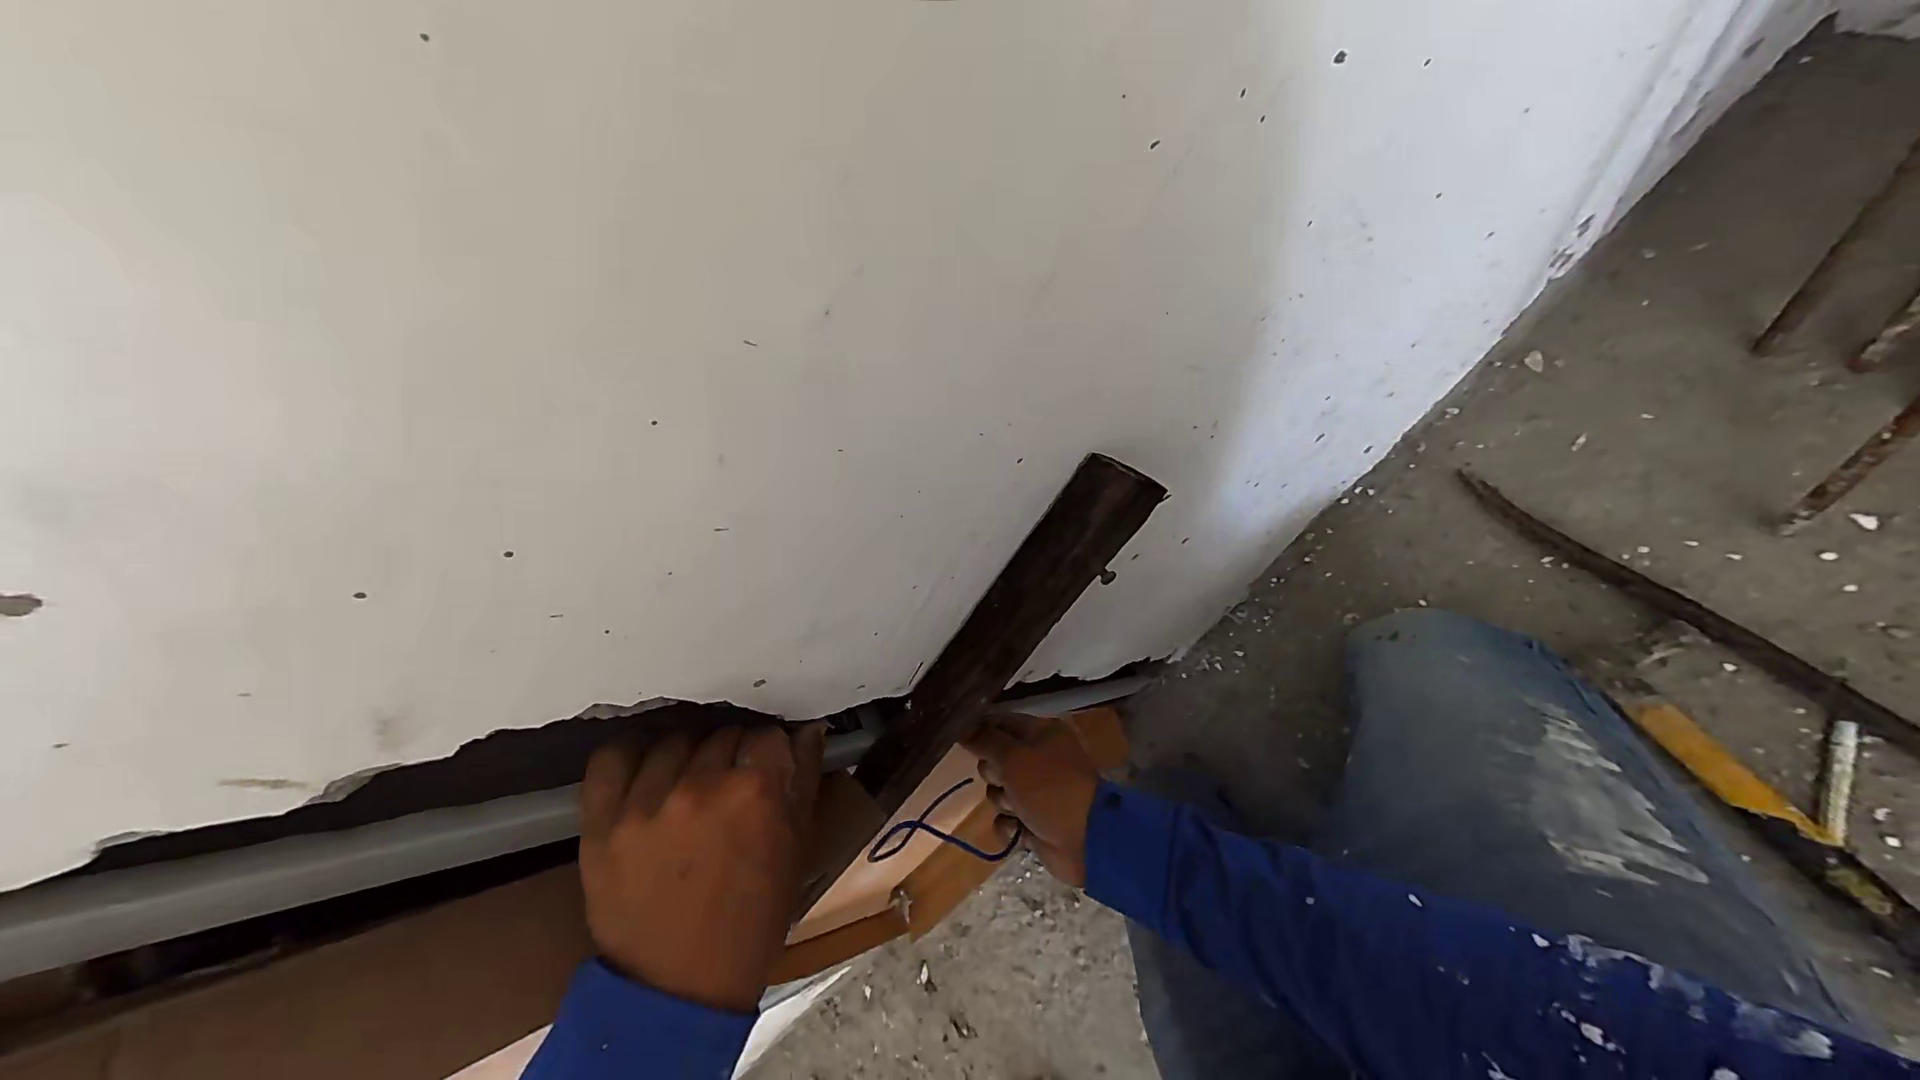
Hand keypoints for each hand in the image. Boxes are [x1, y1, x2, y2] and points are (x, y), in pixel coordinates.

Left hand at [578, 723, 823, 1011]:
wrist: (680, 986)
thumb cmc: (751, 918)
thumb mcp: (796, 848)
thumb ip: (804, 779)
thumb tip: (809, 729)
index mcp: (756, 793)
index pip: (766, 734)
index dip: (770, 749)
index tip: (766, 764)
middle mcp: (701, 787)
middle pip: (721, 733)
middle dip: (732, 751)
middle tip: (730, 780)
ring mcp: (646, 803)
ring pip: (673, 740)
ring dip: (687, 754)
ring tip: (689, 780)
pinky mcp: (602, 823)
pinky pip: (611, 759)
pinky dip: (630, 754)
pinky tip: (645, 765)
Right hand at [961, 713, 1100, 886]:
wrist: (1086, 839)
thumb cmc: (1050, 789)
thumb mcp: (1014, 757)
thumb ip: (985, 740)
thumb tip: (961, 726)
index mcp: (1041, 734)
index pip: (1001, 723)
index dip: (981, 731)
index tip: (965, 741)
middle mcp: (1038, 759)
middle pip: (995, 758)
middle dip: (994, 773)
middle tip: (1006, 780)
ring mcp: (1036, 792)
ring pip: (998, 790)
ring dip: (1003, 801)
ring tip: (1020, 809)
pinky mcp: (1033, 821)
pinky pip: (1006, 819)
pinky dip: (1010, 825)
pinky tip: (1020, 829)